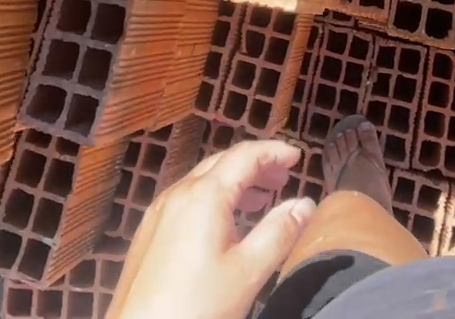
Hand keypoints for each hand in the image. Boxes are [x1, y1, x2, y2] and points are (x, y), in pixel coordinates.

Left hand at [107, 140, 316, 318]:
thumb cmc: (197, 307)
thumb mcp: (247, 272)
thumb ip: (278, 233)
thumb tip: (305, 203)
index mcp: (205, 194)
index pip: (245, 156)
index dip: (274, 152)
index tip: (297, 156)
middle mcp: (179, 192)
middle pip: (223, 163)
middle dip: (256, 165)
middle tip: (284, 177)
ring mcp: (160, 211)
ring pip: (203, 180)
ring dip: (235, 181)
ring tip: (261, 198)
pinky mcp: (149, 231)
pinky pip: (187, 198)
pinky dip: (214, 197)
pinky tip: (224, 223)